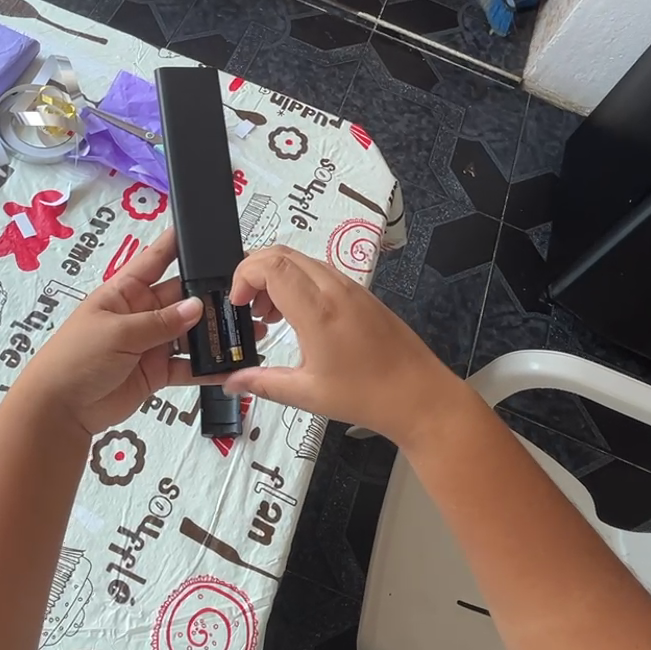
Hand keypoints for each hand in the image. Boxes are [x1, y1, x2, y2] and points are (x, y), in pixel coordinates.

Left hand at [7, 228, 260, 438]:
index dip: (177, 245)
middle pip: (182, 298)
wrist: (60, 409)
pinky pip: (188, 367)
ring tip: (249, 332)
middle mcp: (142, 313)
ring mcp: (151, 344)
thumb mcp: (118, 332)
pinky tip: (231, 366)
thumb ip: (160, 322)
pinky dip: (208, 368)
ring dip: (216, 334)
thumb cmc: (77, 358)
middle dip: (211, 297)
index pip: (155, 260)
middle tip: (245, 296)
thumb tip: (198, 306)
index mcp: (125, 292)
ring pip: (190, 333)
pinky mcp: (158, 372)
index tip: (205, 233)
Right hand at [222, 246, 476, 448]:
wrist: (419, 395)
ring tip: (270, 316)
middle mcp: (334, 289)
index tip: (237, 303)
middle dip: (254, 272)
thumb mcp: (307, 394)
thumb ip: (263, 383)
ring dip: (276, 277)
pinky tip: (297, 317)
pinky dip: (298, 283)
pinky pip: (321, 272)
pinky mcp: (361, 294)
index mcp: (318, 311)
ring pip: (301, 260)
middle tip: (246, 306)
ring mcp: (351, 288)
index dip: (244, 275)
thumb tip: (231, 381)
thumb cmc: (367, 396)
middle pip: (282, 254)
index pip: (271, 266)